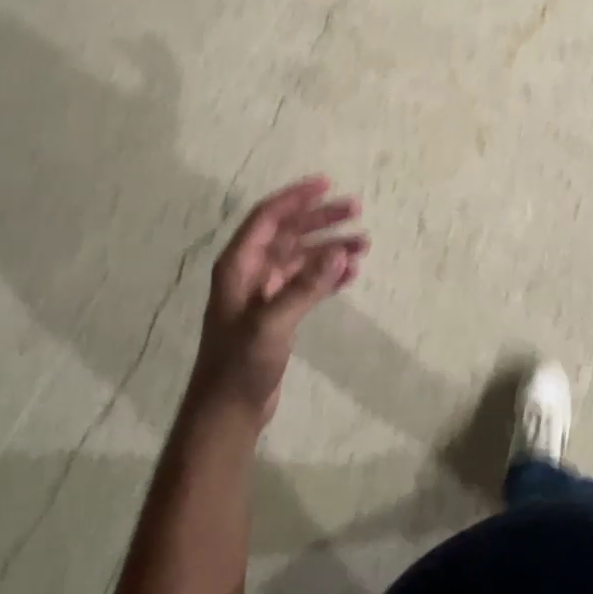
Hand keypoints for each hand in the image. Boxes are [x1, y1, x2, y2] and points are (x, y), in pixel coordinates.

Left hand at [189, 175, 368, 426]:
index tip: (326, 183)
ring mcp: (264, 293)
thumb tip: (342, 252)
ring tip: (364, 243)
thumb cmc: (240, 363)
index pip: (268, 217)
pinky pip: (307, 283)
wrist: (227, 410)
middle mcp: (250, 272)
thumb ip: (306, 286)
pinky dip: (327, 276)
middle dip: (321, 220)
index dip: (295, 197)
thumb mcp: (272, 323)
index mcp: (238, 265)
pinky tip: (351, 275)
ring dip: (329, 248)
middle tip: (356, 210)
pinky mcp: (278, 313)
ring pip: (301, 258)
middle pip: (288, 233)